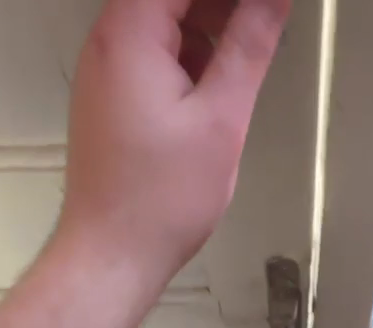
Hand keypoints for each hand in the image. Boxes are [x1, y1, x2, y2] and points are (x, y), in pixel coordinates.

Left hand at [57, 0, 290, 282]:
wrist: (111, 257)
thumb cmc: (157, 203)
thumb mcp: (221, 119)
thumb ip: (250, 45)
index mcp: (130, 31)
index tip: (267, 6)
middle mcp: (108, 42)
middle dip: (222, 5)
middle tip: (265, 18)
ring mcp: (106, 72)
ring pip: (163, 19)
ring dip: (208, 22)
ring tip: (251, 43)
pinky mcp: (111, 101)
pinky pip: (153, 54)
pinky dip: (189, 53)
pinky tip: (219, 79)